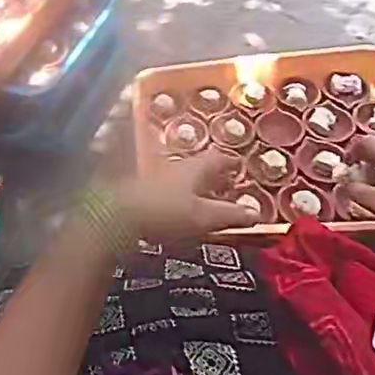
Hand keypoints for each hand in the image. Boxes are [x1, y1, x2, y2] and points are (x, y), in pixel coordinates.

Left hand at [105, 153, 260, 244]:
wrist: (118, 216)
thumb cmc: (166, 212)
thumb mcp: (203, 216)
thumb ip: (230, 214)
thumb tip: (257, 213)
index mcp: (193, 167)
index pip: (217, 158)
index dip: (230, 161)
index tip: (241, 165)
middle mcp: (175, 166)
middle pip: (199, 166)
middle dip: (215, 175)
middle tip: (230, 185)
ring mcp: (156, 178)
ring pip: (183, 178)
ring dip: (197, 187)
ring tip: (209, 199)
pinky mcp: (142, 192)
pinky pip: (170, 190)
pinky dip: (182, 197)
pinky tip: (182, 210)